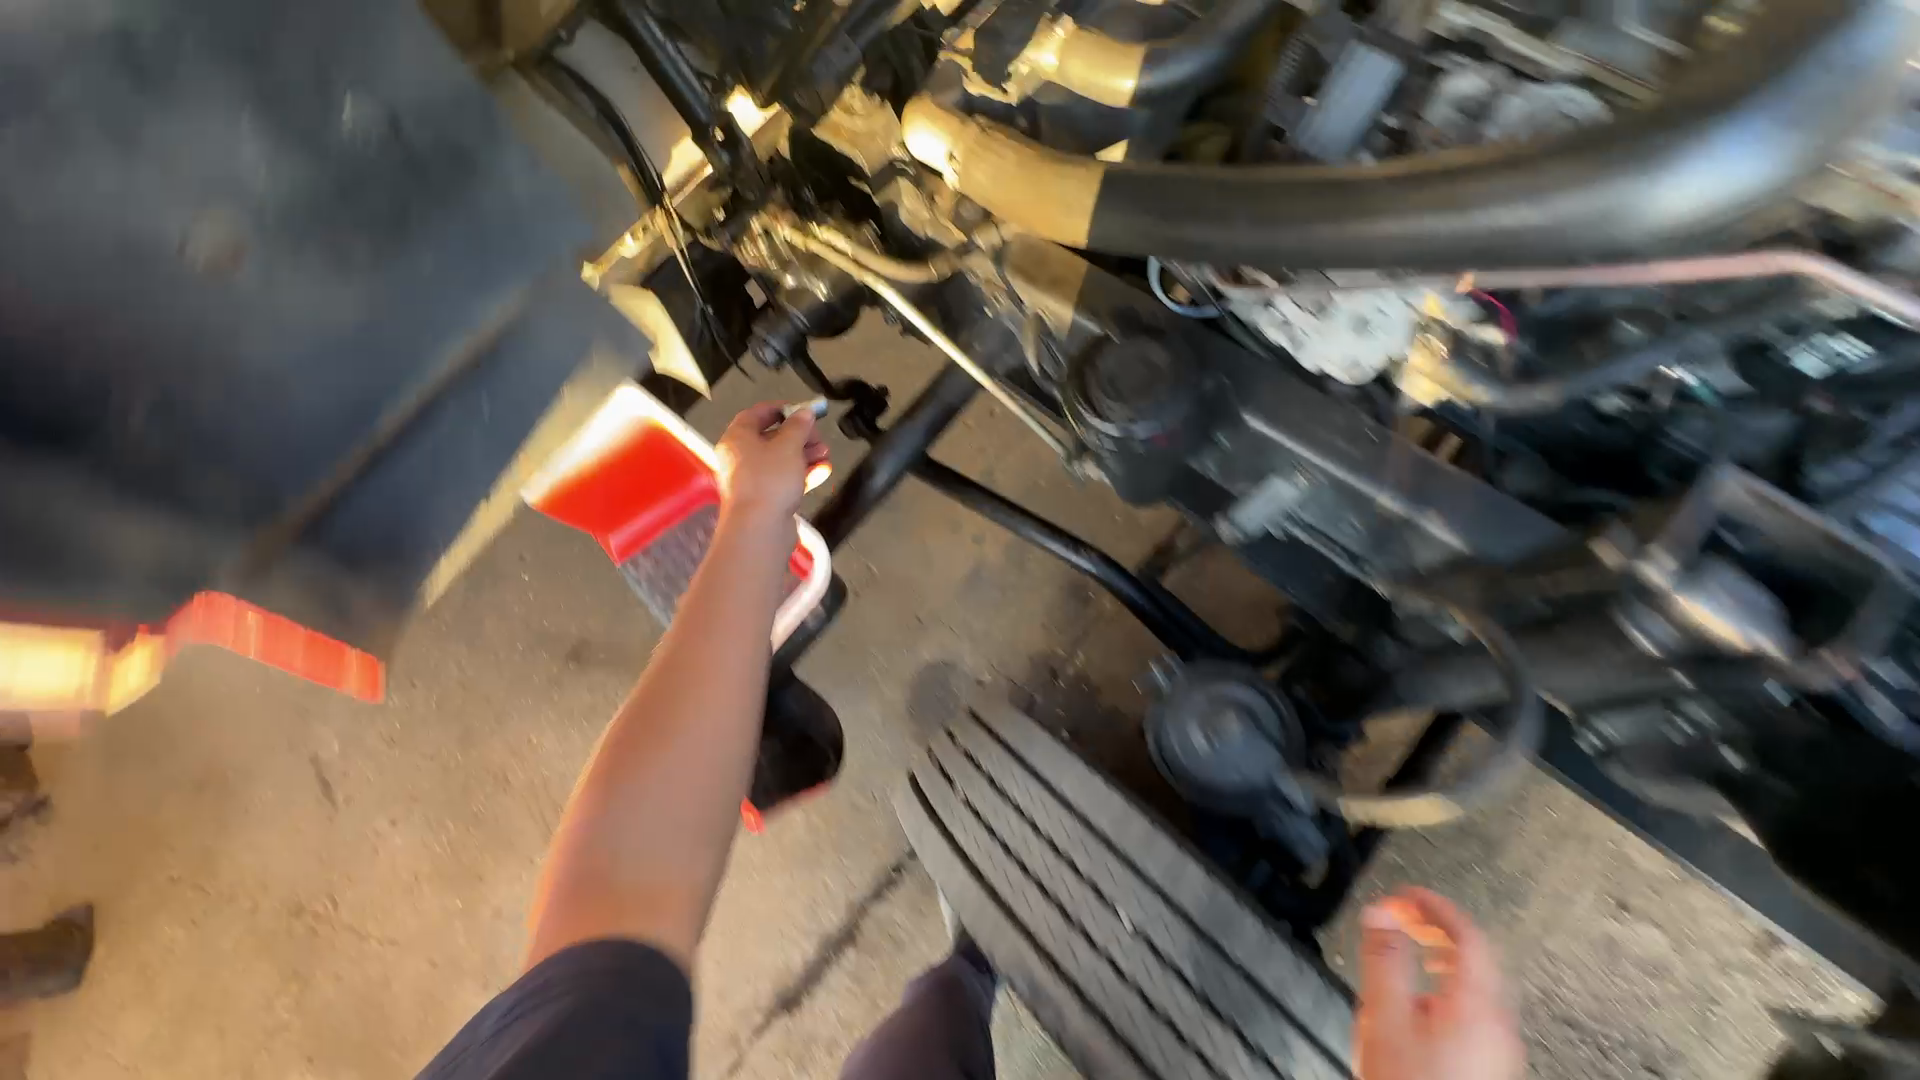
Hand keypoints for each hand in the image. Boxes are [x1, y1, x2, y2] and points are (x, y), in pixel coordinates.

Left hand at [714, 403, 829, 531]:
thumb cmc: (770, 479)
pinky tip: (823, 472)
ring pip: (781, 460)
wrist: (759, 529)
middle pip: (771, 438)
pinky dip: (802, 474)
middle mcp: (740, 457)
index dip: (781, 409)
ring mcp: (752, 480)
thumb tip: (805, 412)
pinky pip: (784, 480)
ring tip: (826, 455)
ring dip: (805, 455)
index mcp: (737, 438)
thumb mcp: (788, 446)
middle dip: (800, 436)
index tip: (803, 410)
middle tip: (820, 438)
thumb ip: (799, 426)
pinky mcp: (765, 499)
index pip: (756, 414)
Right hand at [1356, 888, 1523, 1079]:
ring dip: (1443, 956)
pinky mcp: (1488, 1067)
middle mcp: (1499, 1026)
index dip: (1436, 906)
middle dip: (1438, 928)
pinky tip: (1423, 997)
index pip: (1469, 937)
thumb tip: (1383, 913)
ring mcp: (1498, 1051)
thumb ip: (1384, 959)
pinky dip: (1447, 984)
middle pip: (1479, 959)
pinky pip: (1474, 1009)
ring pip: (1478, 985)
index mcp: (1478, 1006)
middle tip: (1403, 914)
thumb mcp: (1385, 1016)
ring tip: (1411, 947)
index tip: (1407, 894)